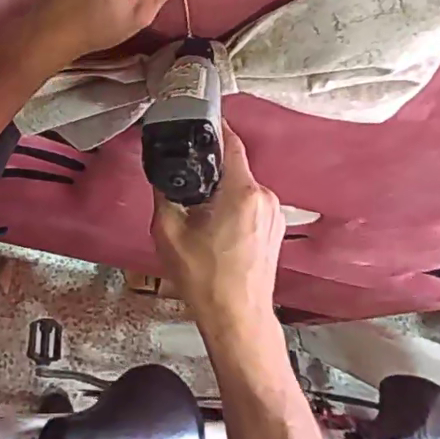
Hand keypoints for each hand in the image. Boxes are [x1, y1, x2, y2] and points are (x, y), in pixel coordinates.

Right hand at [152, 121, 283, 334]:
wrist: (237, 318)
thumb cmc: (205, 278)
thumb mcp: (168, 231)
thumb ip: (165, 192)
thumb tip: (163, 172)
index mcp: (242, 192)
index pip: (231, 141)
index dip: (214, 127)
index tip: (197, 120)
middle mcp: (265, 196)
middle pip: (235, 165)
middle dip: (210, 166)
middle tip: (184, 176)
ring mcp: (275, 213)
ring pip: (242, 185)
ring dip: (221, 188)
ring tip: (197, 209)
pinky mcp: (276, 228)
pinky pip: (250, 202)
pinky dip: (232, 204)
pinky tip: (214, 225)